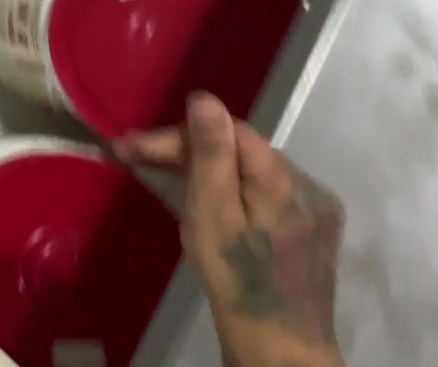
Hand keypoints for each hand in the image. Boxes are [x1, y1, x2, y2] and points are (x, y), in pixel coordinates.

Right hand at [116, 93, 344, 366]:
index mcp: (284, 178)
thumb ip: (211, 152)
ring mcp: (309, 209)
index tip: (129, 146)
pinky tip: (194, 195)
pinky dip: (219, 185)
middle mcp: (305, 186)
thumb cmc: (234, 269)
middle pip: (234, 147)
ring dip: (195, 165)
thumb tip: (204, 99)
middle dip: (179, 148)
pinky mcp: (304, 229)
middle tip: (128, 157)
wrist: (277, 338)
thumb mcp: (212, 207)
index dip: (175, 133)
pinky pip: (255, 190)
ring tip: (152, 173)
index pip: (225, 129)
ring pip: (242, 169)